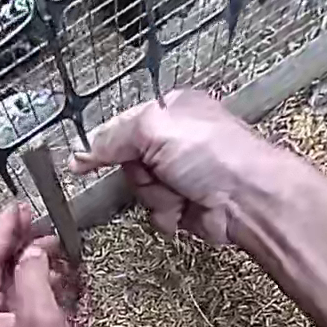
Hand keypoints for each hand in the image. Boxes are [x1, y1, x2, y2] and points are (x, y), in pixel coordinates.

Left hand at [0, 201, 85, 326]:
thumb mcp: (42, 317)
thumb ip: (34, 276)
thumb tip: (34, 251)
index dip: (3, 232)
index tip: (19, 208)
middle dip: (18, 243)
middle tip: (39, 221)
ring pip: (14, 284)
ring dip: (32, 262)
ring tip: (54, 245)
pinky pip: (27, 301)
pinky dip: (41, 284)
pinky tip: (57, 276)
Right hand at [68, 89, 300, 245]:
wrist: (246, 199)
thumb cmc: (213, 154)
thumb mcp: (155, 128)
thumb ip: (113, 137)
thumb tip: (80, 152)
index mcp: (171, 111)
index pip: (122, 127)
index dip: (105, 146)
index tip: (83, 164)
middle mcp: (175, 142)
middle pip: (129, 164)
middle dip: (141, 174)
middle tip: (160, 171)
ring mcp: (180, 176)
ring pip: (141, 192)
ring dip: (156, 197)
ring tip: (180, 192)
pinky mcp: (184, 206)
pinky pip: (157, 214)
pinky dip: (168, 214)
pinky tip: (186, 208)